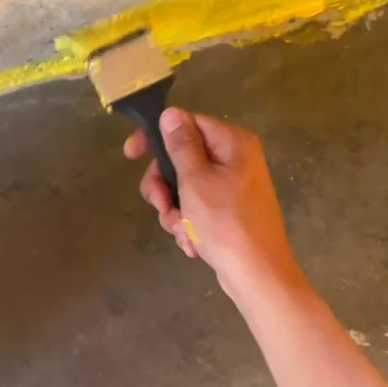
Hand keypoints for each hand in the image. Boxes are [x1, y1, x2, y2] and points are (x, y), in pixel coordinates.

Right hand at [125, 107, 301, 297]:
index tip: (130, 155)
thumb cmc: (225, 223)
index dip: (157, 138)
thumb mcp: (196, 180)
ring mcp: (232, 187)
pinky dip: (189, 225)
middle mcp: (235, 160)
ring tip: (183, 232)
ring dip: (175, 212)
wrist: (256, 273)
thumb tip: (171, 113)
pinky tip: (193, 243)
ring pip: (185, 188)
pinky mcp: (228, 212)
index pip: (187, 124)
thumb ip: (181, 145)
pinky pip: (197, 209)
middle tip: (162, 207)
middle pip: (182, 159)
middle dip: (165, 187)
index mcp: (232, 143)